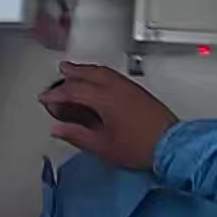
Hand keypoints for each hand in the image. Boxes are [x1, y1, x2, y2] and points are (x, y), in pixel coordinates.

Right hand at [39, 62, 178, 169]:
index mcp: (105, 99)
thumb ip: (78, 135)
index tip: (45, 99)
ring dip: (84, 68)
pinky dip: (97, 71)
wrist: (170, 143)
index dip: (57, 95)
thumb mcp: (104, 147)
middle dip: (71, 73)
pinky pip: (110, 72)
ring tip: (73, 69)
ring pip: (100, 70)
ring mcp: (126, 85)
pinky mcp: (134, 87)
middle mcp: (115, 87)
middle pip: (88, 74)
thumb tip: (57, 128)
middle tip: (58, 73)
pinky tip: (96, 76)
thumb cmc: (138, 147)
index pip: (75, 91)